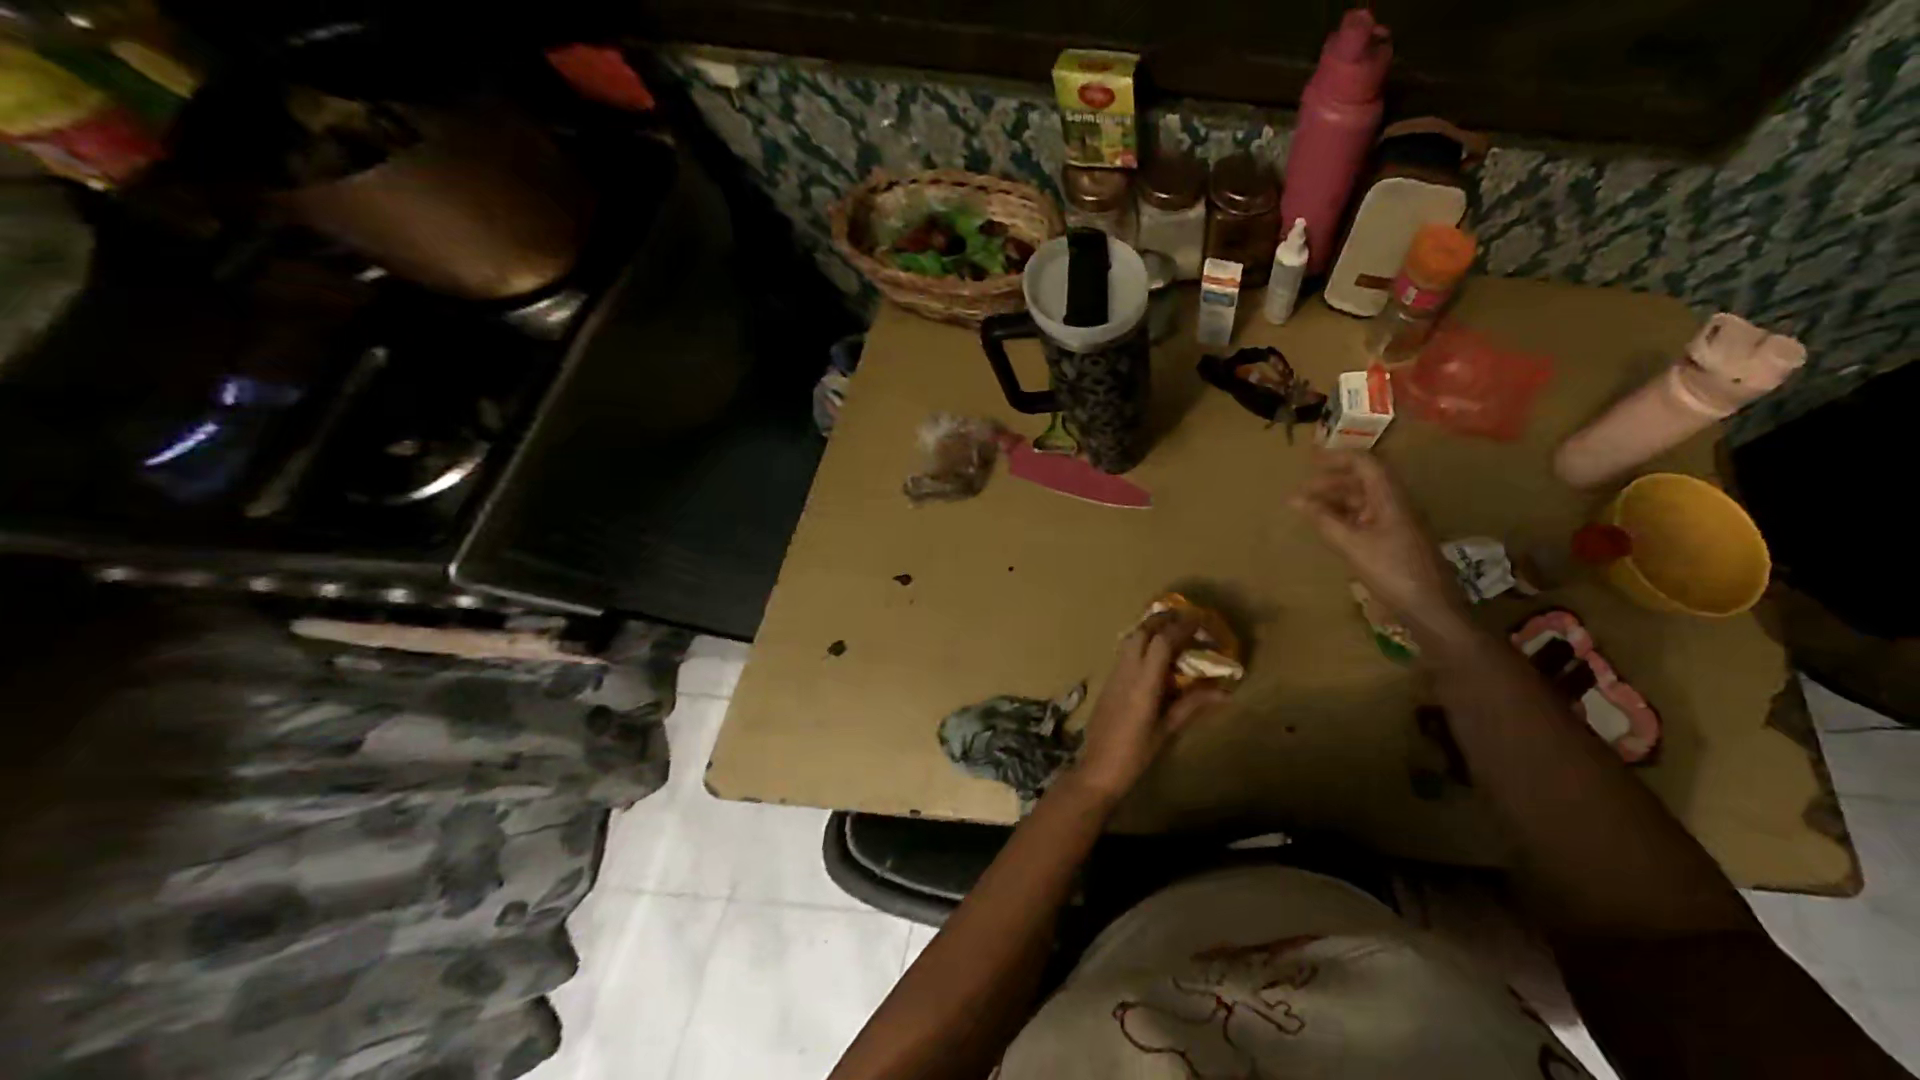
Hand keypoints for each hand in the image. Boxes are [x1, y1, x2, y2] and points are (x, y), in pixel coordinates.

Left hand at [1069, 616, 1232, 801]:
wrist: (1096, 768)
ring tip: (1172, 630)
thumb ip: (1192, 706)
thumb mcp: (1167, 730)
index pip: (1161, 643)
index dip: (1180, 627)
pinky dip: (1140, 644)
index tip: (1199, 620)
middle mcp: (1125, 673)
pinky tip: (1154, 654)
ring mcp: (1113, 676)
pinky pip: (1124, 654)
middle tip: (1184, 617)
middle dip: (1162, 620)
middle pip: (1141, 633)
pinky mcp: (1107, 683)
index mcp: (1142, 684)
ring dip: (1149, 630)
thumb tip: (1224, 692)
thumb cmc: (1135, 754)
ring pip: (1129, 641)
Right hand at [1292, 450, 1469, 639]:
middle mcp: (1397, 504)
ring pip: (1364, 499)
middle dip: (1331, 481)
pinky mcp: (1396, 539)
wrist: (1432, 609)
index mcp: (1391, 499)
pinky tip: (1329, 528)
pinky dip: (1345, 517)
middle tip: (1301, 492)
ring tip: (1309, 510)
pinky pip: (1367, 517)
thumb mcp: (1352, 545)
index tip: (1309, 462)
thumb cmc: (1392, 572)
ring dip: (1336, 500)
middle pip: (1364, 480)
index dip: (1338, 457)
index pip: (1366, 463)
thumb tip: (1295, 499)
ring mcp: (1398, 522)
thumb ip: (1323, 520)